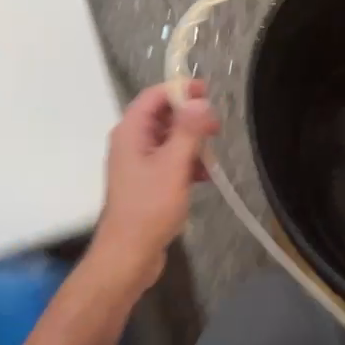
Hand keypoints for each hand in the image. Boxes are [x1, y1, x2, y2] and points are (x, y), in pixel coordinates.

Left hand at [89, 81, 220, 292]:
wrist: (128, 255)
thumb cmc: (149, 207)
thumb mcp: (173, 166)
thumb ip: (188, 131)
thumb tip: (200, 100)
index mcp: (130, 130)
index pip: (154, 95)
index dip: (180, 89)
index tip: (207, 91)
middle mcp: (130, 140)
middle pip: (162, 115)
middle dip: (190, 118)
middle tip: (216, 127)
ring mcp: (137, 161)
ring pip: (168, 138)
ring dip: (191, 143)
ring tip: (212, 157)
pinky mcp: (145, 181)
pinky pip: (168, 160)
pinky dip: (186, 162)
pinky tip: (204, 177)